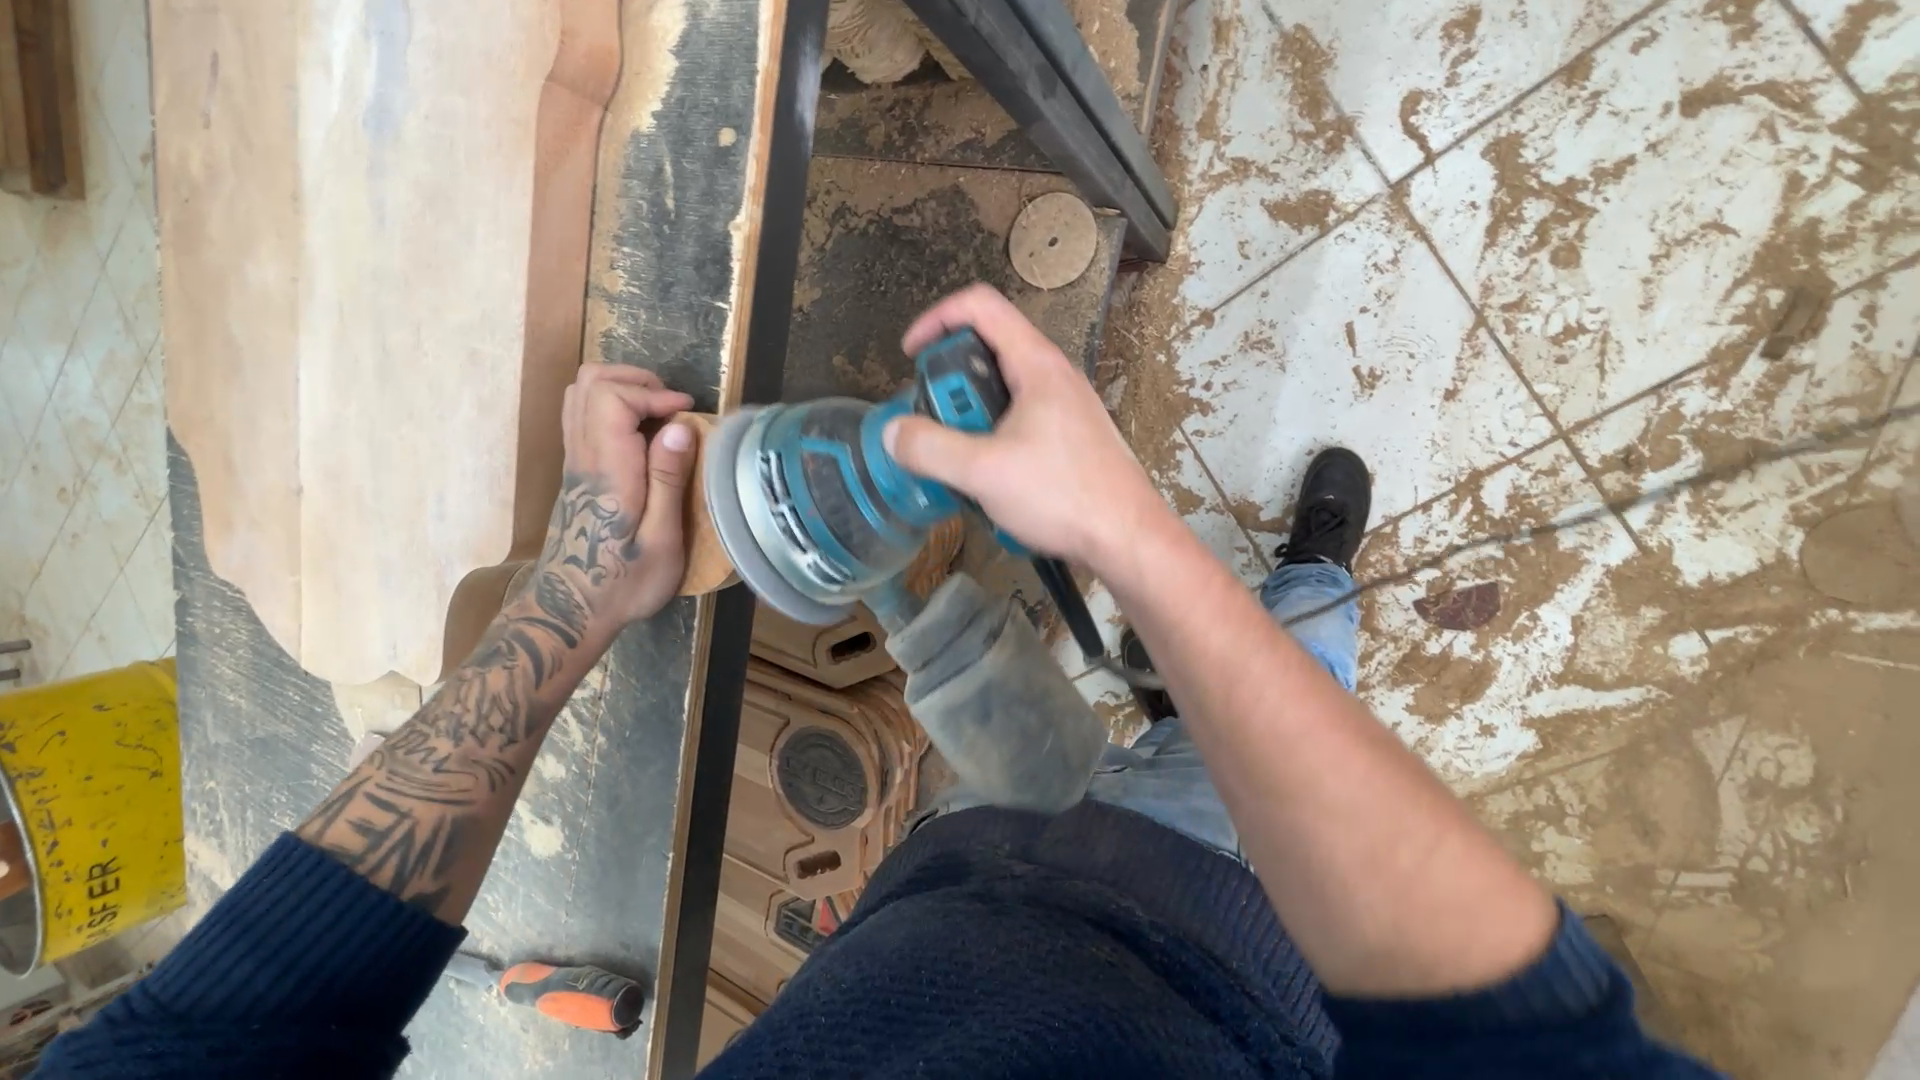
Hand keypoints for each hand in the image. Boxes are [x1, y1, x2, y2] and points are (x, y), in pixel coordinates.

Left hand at [529, 363, 696, 638]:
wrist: (571, 610)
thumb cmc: (625, 582)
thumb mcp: (661, 539)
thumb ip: (668, 479)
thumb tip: (679, 426)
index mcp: (609, 469)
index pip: (612, 397)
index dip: (653, 393)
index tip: (687, 415)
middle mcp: (584, 456)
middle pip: (589, 382)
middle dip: (637, 380)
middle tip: (672, 406)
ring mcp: (574, 461)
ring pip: (580, 394)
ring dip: (622, 389)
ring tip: (659, 414)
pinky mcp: (575, 472)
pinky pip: (582, 415)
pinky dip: (613, 406)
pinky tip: (641, 434)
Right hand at [883, 284, 1170, 572]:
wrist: (1127, 538)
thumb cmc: (1063, 496)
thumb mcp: (983, 472)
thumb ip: (930, 449)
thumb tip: (894, 433)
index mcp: (1036, 364)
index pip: (980, 306)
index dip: (936, 319)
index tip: (911, 357)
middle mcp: (1053, 376)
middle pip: (988, 352)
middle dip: (950, 385)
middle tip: (935, 426)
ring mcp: (1065, 408)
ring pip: (1002, 393)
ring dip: (969, 420)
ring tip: (959, 462)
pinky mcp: (1070, 439)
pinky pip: (1019, 423)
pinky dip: (992, 440)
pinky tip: (988, 482)